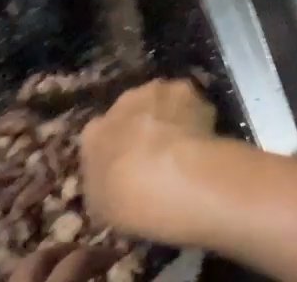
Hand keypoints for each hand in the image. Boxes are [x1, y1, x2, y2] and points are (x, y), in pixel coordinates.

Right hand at [80, 78, 227, 242]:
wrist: (168, 175)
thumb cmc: (127, 199)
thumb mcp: (103, 207)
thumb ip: (105, 185)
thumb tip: (113, 183)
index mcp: (93, 134)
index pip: (99, 135)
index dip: (115, 150)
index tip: (128, 166)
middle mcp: (121, 103)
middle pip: (132, 110)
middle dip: (143, 126)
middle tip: (158, 153)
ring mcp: (154, 93)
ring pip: (161, 101)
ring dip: (170, 116)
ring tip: (185, 146)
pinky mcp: (185, 89)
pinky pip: (190, 103)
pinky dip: (196, 116)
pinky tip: (203, 139)